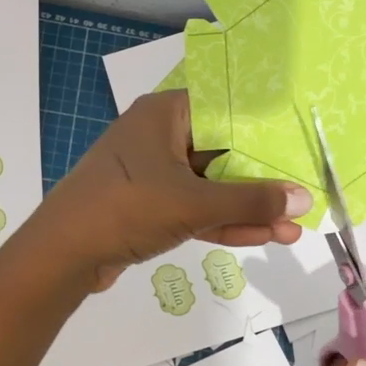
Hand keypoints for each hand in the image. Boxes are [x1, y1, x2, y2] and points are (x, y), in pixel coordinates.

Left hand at [21, 90, 311, 290]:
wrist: (61, 255)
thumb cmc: (126, 209)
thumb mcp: (193, 203)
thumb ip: (249, 201)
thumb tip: (302, 199)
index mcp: (165, 115)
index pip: (227, 110)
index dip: (267, 129)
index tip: (303, 146)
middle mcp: (158, 137)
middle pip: (222, 151)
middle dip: (263, 180)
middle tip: (304, 197)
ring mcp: (151, 175)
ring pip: (209, 187)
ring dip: (247, 208)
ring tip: (293, 228)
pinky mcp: (146, 209)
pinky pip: (192, 210)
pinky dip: (221, 223)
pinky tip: (261, 237)